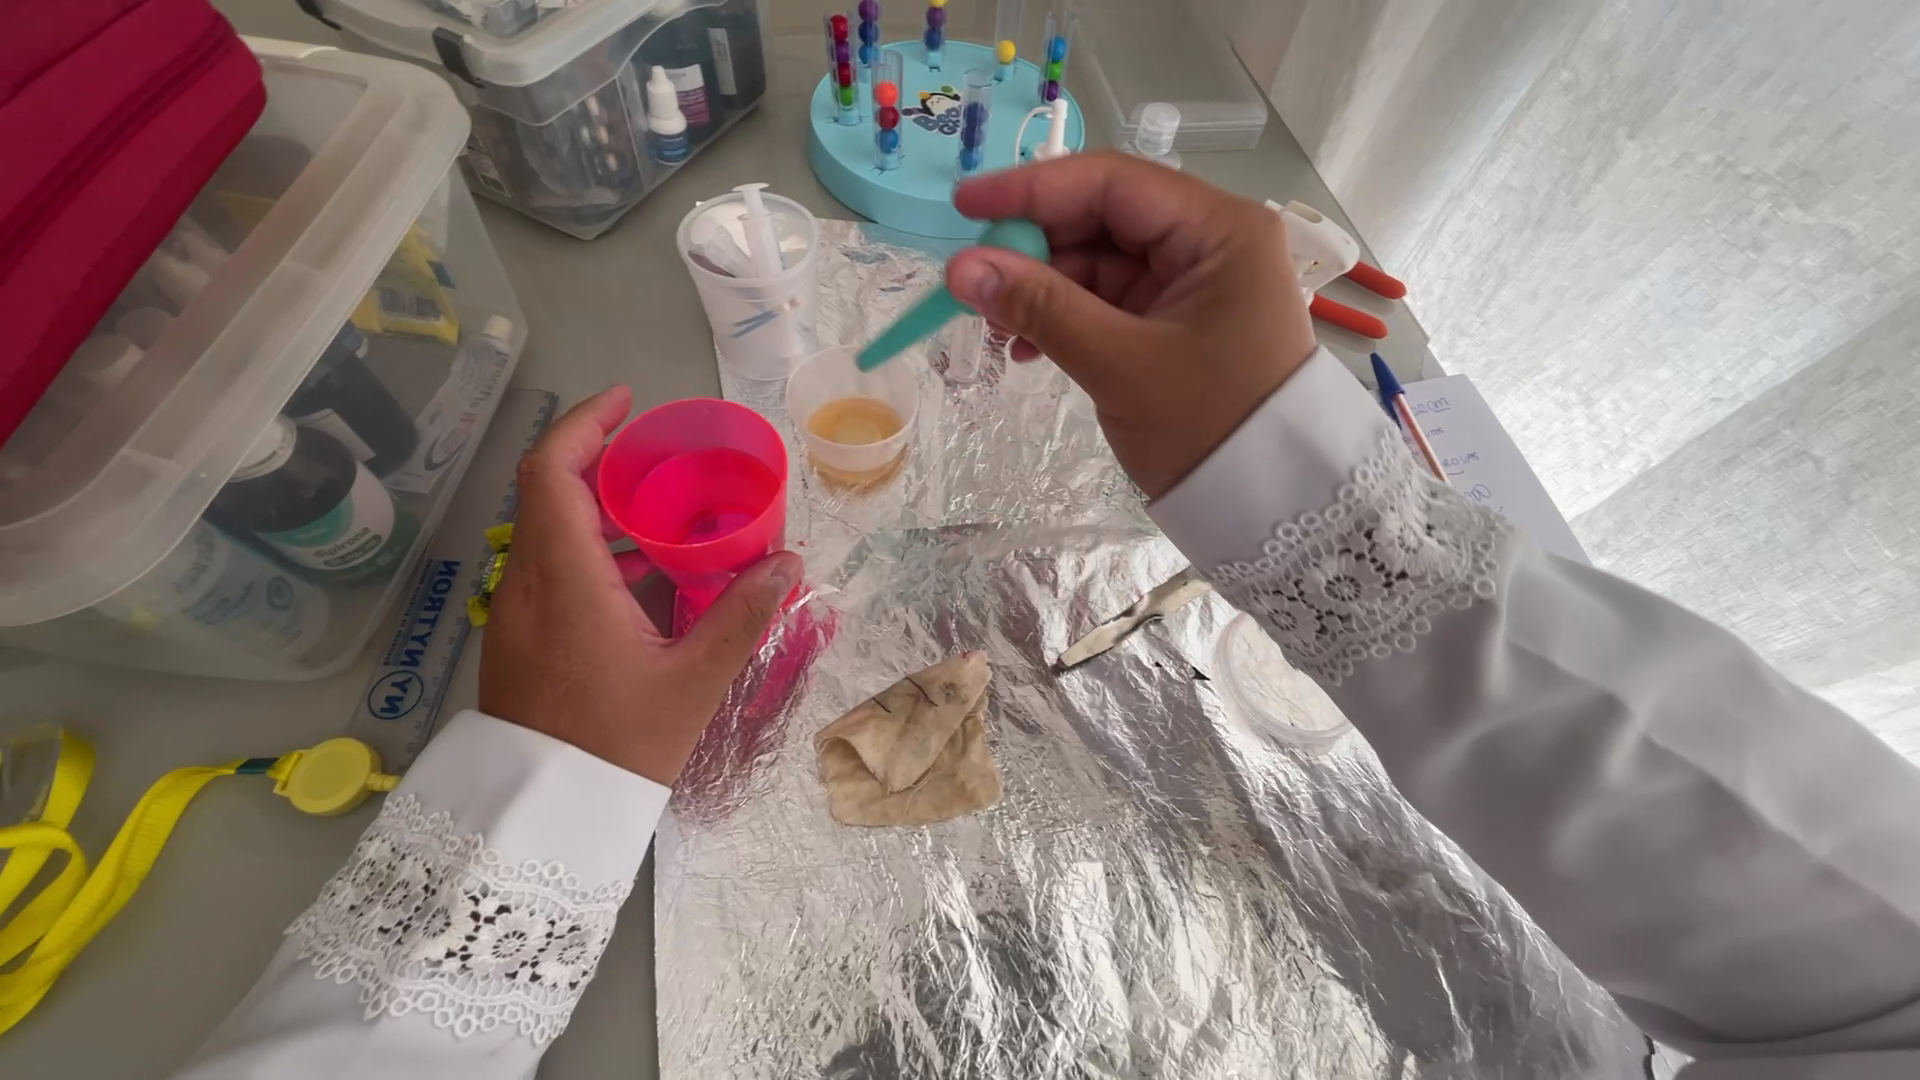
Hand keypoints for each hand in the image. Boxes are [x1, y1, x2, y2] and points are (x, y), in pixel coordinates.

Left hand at [478, 387, 802, 785]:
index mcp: (565, 581)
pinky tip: (647, 578)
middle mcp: (527, 584)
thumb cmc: (620, 745)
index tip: (630, 402)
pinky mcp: (520, 637)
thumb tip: (789, 562)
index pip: (552, 473)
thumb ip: (743, 615)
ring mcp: (516, 612)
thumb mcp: (694, 680)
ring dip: (603, 510)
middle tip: (667, 459)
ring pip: (551, 532)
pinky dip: (596, 551)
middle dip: (605, 461)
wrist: (548, 817)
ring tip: (668, 514)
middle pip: (550, 493)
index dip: (585, 424)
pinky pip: (554, 568)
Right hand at [948, 152, 1318, 498]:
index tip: (965, 205)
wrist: (1263, 501)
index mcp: (1218, 230)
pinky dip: (1065, 321)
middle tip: (974, 284)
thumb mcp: (1119, 363)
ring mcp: (1190, 286)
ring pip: (1098, 266)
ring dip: (1043, 293)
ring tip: (997, 330)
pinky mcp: (1173, 324)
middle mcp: (1207, 243)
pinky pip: (1107, 305)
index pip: (1112, 183)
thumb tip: (959, 269)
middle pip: (1102, 222)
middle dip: (1035, 251)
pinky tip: (1028, 349)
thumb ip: (1041, 308)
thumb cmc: (1204, 425)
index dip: (1032, 189)